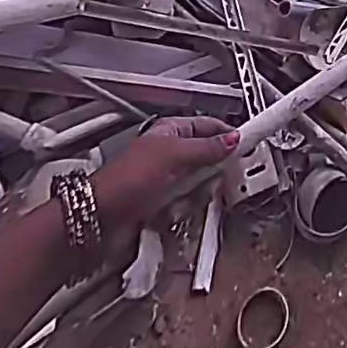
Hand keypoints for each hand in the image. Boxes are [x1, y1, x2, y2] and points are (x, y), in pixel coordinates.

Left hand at [92, 117, 236, 243]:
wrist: (99, 220)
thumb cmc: (128, 179)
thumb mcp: (174, 156)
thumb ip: (207, 148)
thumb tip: (233, 139)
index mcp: (172, 132)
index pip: (210, 127)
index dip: (228, 135)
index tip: (247, 143)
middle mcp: (170, 154)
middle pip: (207, 160)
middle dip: (208, 174)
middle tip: (207, 180)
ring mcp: (166, 181)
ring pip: (199, 186)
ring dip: (192, 196)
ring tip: (178, 199)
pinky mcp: (162, 205)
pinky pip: (186, 206)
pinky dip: (181, 210)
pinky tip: (168, 212)